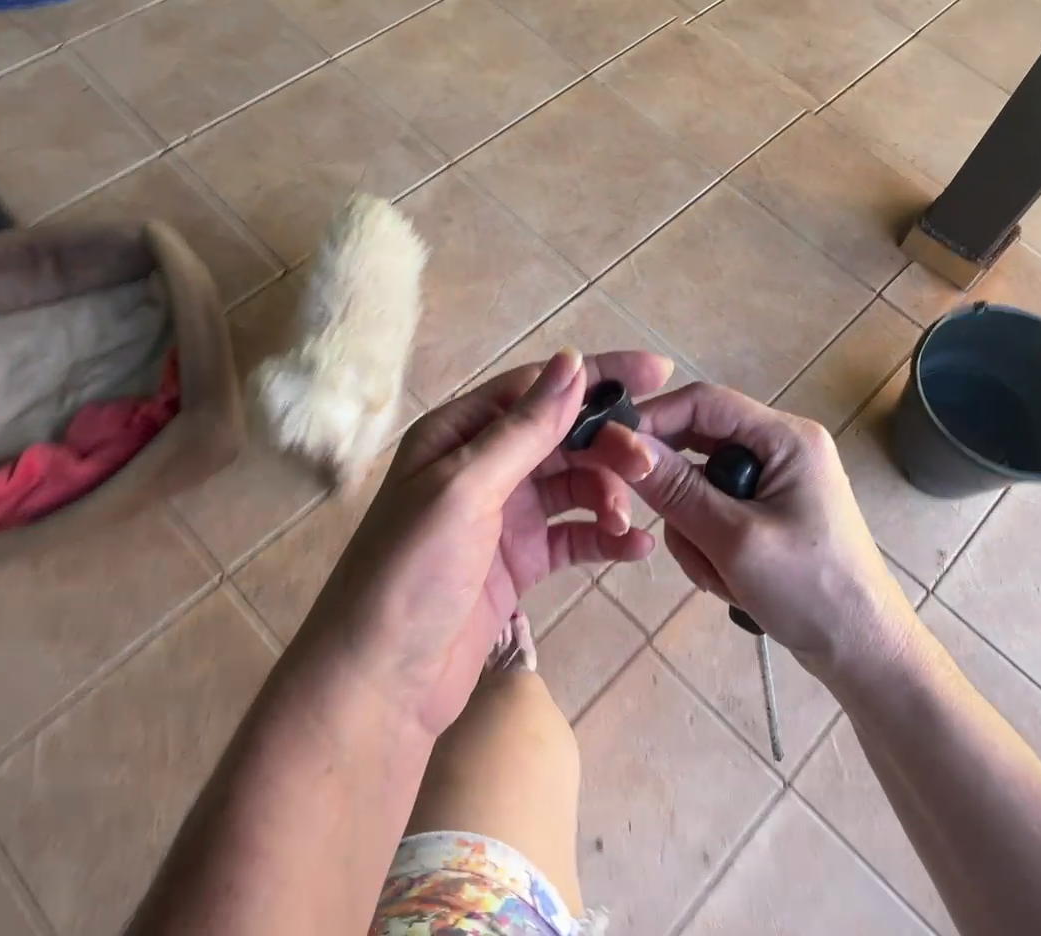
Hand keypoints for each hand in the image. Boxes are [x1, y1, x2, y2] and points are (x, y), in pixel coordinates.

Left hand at [296, 349, 672, 735]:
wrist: (381, 680)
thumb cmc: (412, 569)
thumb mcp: (466, 487)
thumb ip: (524, 428)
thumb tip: (573, 361)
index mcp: (459, 433)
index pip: (538, 387)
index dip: (598, 376)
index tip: (659, 372)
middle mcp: (482, 466)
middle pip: (562, 437)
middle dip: (608, 445)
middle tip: (646, 466)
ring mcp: (502, 516)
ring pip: (573, 485)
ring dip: (607, 494)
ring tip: (624, 520)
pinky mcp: (519, 561)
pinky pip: (573, 536)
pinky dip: (603, 537)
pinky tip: (634, 547)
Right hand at [630, 382, 914, 678]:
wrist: (862, 652)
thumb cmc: (810, 590)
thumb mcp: (734, 539)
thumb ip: (675, 489)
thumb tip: (620, 443)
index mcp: (786, 438)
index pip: (704, 402)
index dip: (654, 419)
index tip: (609, 448)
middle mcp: (780, 450)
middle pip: (698, 447)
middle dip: (679, 496)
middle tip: (682, 536)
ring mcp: (774, 485)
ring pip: (698, 489)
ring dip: (696, 533)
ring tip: (721, 575)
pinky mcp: (766, 517)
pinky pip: (714, 516)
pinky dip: (710, 549)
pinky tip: (730, 583)